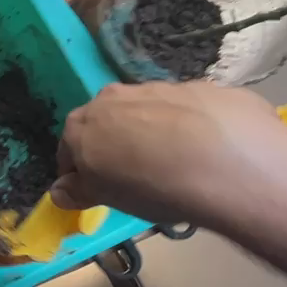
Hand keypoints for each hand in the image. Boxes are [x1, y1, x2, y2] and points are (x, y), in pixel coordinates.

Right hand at [51, 81, 286, 227]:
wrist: (227, 164)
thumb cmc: (151, 185)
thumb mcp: (107, 198)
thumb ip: (77, 191)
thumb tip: (58, 192)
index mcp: (82, 123)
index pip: (69, 147)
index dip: (81, 169)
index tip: (99, 186)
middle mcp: (113, 97)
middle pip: (109, 121)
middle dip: (118, 142)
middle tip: (141, 173)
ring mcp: (160, 88)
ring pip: (151, 110)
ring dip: (158, 130)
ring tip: (183, 162)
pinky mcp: (205, 88)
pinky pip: (194, 108)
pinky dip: (198, 125)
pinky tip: (215, 149)